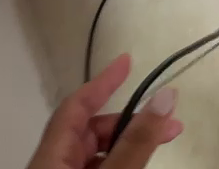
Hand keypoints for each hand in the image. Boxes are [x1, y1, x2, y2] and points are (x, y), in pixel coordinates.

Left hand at [26, 54, 184, 168]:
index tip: (128, 59)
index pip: (75, 106)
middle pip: (89, 132)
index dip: (102, 81)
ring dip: (128, 145)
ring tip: (160, 145)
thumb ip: (135, 141)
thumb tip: (166, 94)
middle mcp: (50, 167)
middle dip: (129, 122)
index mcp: (49, 157)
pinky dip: (117, 164)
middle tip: (168, 123)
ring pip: (94, 156)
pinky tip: (137, 165)